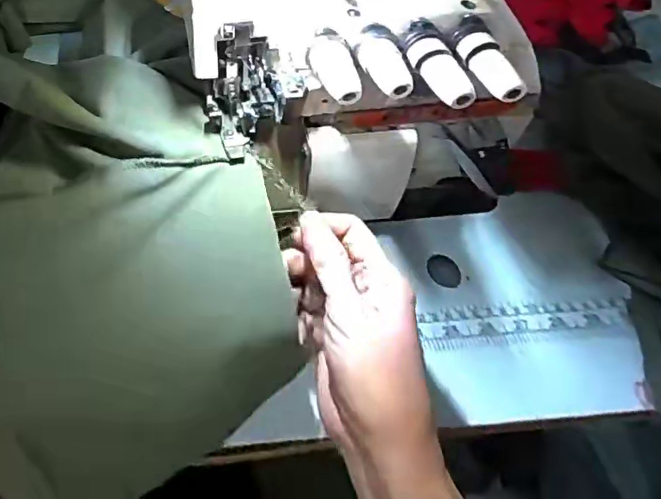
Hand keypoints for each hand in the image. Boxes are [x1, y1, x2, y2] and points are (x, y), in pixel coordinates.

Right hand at [285, 212, 453, 498]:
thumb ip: (328, 262)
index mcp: (380, 278)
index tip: (292, 233)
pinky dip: (294, 310)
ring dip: (296, 284)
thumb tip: (309, 219)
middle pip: (328, 254)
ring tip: (281, 294)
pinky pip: (307, 308)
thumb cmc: (372, 372)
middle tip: (282, 269)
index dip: (322, 226)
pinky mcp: (330, 335)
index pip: (350, 231)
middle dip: (304, 257)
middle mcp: (364, 290)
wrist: (377, 441)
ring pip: (314, 281)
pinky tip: (286, 318)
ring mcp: (346, 314)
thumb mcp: (349, 312)